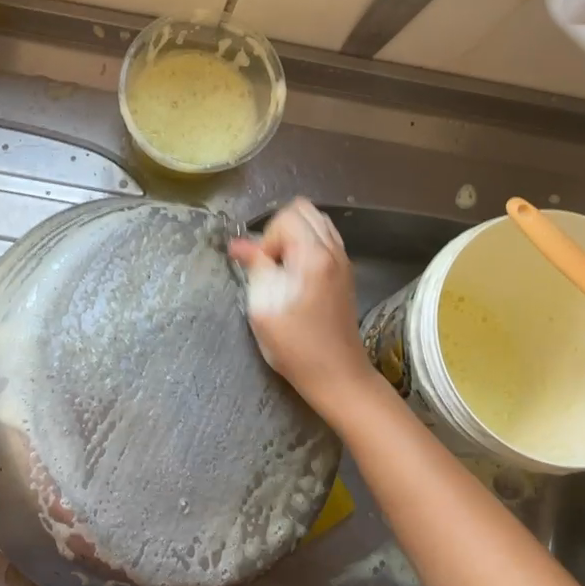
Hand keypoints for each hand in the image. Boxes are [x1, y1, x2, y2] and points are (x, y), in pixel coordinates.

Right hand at [228, 198, 374, 407]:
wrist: (337, 375)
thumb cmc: (296, 347)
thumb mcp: (263, 308)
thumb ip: (255, 268)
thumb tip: (239, 244)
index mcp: (314, 256)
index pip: (286, 218)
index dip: (266, 239)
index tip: (262, 270)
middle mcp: (334, 251)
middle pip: (304, 211)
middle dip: (279, 230)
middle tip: (269, 264)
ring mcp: (344, 261)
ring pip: (316, 223)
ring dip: (293, 237)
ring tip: (281, 270)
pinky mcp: (345, 274)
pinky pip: (325, 240)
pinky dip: (306, 247)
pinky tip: (295, 276)